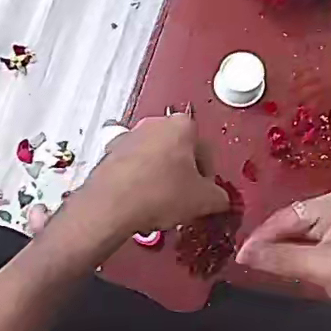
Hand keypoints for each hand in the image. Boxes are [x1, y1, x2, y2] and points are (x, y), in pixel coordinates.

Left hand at [57, 114, 229, 244]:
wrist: (112, 206)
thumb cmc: (156, 192)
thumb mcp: (204, 200)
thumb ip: (219, 197)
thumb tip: (219, 199)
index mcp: (182, 125)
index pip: (205, 150)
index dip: (208, 175)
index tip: (206, 190)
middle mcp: (155, 124)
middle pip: (179, 151)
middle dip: (184, 174)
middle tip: (187, 197)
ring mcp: (130, 137)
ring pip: (156, 159)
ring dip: (162, 178)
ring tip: (163, 204)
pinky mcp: (111, 154)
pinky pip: (134, 167)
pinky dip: (140, 182)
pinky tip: (143, 203)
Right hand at [236, 190, 330, 330]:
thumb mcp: (323, 267)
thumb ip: (281, 258)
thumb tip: (243, 254)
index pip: (289, 215)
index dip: (263, 236)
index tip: (240, 255)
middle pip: (291, 223)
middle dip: (269, 243)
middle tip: (244, 261)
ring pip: (296, 236)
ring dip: (278, 251)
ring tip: (254, 265)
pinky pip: (306, 247)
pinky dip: (291, 258)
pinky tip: (276, 268)